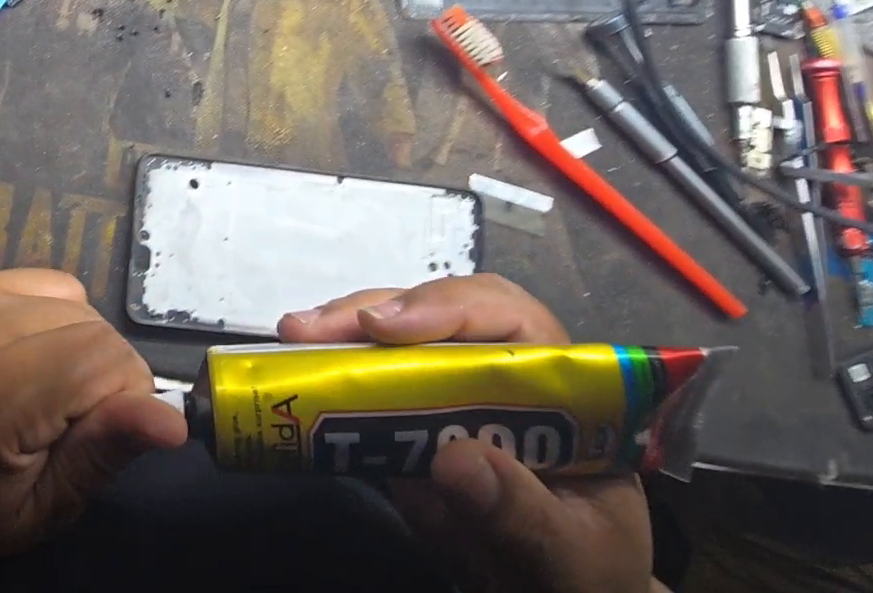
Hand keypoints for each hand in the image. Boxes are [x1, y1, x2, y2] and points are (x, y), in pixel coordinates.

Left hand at [0, 269, 188, 579]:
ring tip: (39, 387)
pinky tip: (19, 354)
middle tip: (63, 420)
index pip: (107, 357)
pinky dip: (48, 315)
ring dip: (76, 340)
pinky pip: (36, 281)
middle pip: (91, 324)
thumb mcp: (35, 511)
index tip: (95, 436)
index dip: (123, 398)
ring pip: (70, 297)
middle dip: (101, 372)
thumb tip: (171, 418)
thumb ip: (102, 453)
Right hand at [278, 275, 655, 592]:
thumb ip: (523, 515)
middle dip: (372, 309)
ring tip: (294, 336)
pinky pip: (367, 362)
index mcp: (555, 386)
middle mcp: (497, 366)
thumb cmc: (578, 570)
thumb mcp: (569, 556)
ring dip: (341, 324)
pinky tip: (296, 359)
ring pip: (396, 324)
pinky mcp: (405, 400)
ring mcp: (447, 379)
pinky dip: (329, 356)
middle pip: (438, 308)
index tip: (385, 328)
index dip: (447, 308)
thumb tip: (454, 460)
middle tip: (311, 329)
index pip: (507, 317)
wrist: (545, 589)